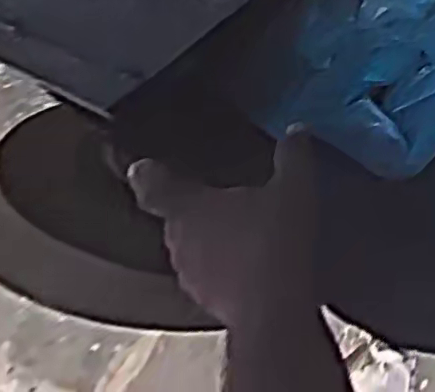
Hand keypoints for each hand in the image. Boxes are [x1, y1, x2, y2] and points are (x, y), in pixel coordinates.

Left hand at [128, 130, 322, 329]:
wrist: (272, 304)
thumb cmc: (275, 236)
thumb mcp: (295, 184)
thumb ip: (293, 154)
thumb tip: (295, 130)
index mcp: (192, 210)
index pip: (159, 189)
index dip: (149, 176)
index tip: (139, 168)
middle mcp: (180, 242)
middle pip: (178, 218)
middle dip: (193, 205)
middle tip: (213, 193)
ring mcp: (190, 274)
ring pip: (192, 245)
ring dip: (209, 233)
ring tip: (235, 223)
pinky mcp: (206, 297)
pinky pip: (208, 267)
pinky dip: (222, 257)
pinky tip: (247, 254)